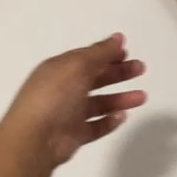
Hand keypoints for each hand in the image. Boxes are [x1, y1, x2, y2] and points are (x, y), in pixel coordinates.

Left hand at [0, 34, 146, 171]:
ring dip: (120, 98)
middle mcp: (63, 89)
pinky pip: (95, 126)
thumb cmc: (54, 96)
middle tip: (141, 69)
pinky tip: (123, 116)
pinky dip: (110, 121)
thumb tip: (118, 37)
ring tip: (142, 97)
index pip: (86, 58)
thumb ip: (100, 52)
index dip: (107, 54)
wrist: (34, 139)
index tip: (128, 52)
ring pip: (99, 104)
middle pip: (95, 79)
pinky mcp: (73, 135)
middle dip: (118, 73)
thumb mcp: (77, 66)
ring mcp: (68, 114)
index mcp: (59, 69)